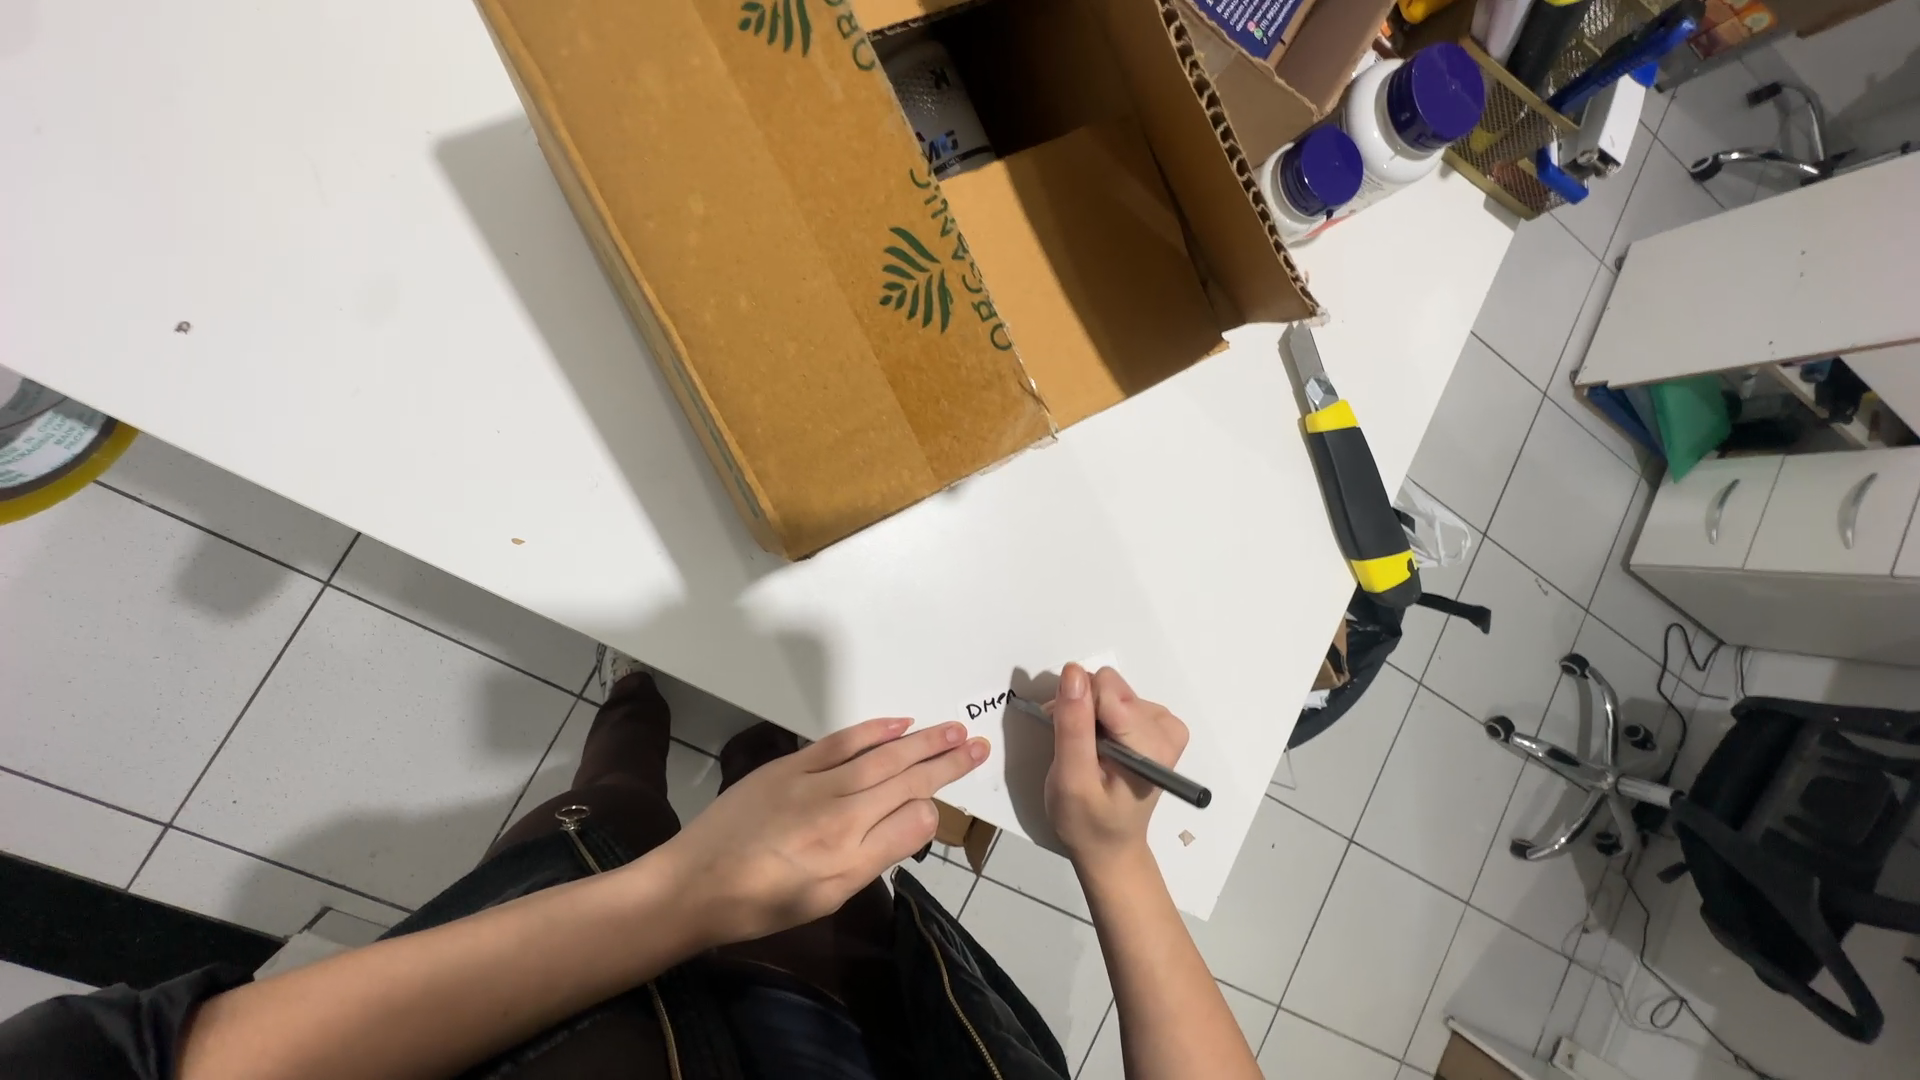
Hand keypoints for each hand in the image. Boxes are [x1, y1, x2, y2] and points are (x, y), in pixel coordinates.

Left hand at [649, 717, 988, 944]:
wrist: (693, 885)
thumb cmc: (764, 903)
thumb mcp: (830, 895)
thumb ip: (882, 851)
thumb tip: (927, 811)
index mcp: (851, 841)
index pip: (914, 799)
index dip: (946, 776)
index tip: (973, 756)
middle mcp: (839, 802)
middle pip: (901, 771)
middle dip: (941, 754)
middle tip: (973, 738)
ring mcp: (813, 779)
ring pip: (877, 753)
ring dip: (915, 738)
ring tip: (946, 727)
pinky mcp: (789, 766)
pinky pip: (840, 741)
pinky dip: (871, 730)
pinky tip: (894, 723)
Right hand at [1044, 664, 1188, 873]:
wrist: (1108, 846)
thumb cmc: (1087, 821)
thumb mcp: (1071, 779)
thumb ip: (1073, 725)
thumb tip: (1073, 671)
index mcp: (1153, 746)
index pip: (1106, 690)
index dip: (1077, 708)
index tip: (1067, 737)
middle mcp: (1166, 727)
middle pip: (1109, 685)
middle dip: (1081, 709)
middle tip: (1073, 747)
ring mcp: (1162, 723)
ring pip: (1109, 688)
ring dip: (1086, 714)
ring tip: (1082, 750)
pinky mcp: (1153, 722)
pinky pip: (1115, 696)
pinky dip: (1096, 715)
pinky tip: (1095, 744)